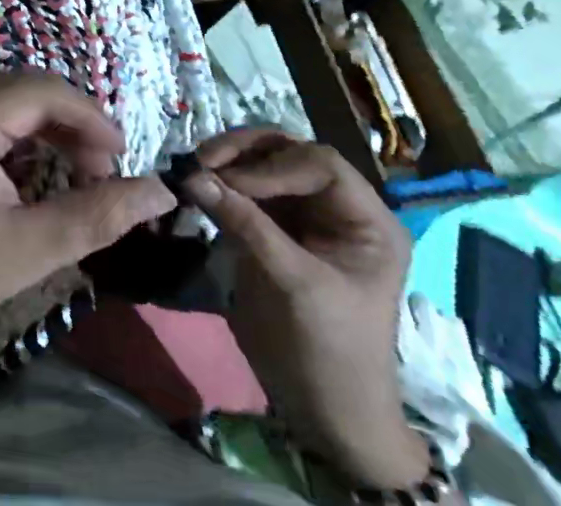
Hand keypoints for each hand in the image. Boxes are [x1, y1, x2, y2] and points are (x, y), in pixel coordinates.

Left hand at [0, 73, 177, 364]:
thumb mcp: (31, 249)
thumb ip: (98, 215)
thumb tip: (162, 191)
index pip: (43, 91)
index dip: (91, 117)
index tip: (123, 159)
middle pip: (31, 88)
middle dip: (75, 123)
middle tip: (104, 173)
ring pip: (16, 99)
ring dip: (56, 128)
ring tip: (85, 174)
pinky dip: (31, 135)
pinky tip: (49, 169)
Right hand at [181, 130, 426, 488]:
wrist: (322, 408)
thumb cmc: (329, 349)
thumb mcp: (294, 284)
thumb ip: (247, 225)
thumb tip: (193, 177)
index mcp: (367, 220)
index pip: (320, 164)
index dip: (272, 165)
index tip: (228, 182)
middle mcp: (336, 209)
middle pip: (289, 155)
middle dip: (245, 152)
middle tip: (201, 160)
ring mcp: (301, 219)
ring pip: (262, 168)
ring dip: (228, 164)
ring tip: (194, 170)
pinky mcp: (271, 232)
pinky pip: (244, 195)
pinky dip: (219, 187)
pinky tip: (196, 189)